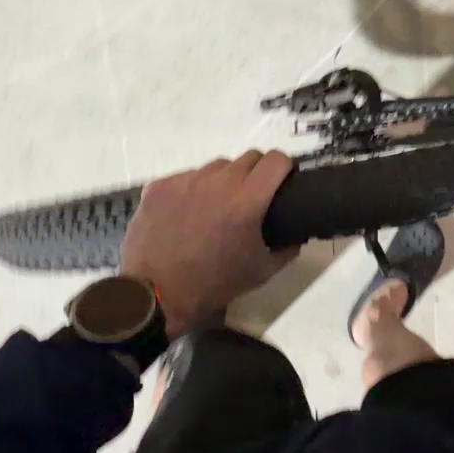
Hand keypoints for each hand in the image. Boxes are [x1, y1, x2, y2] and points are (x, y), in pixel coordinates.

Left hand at [119, 150, 299, 333]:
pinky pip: (186, 177)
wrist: (156, 295)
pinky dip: (193, 189)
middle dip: (257, 173)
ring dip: (225, 179)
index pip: (276, 160)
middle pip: (249, 157)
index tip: (283, 180)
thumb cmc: (214, 283)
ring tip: (217, 205)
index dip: (284, 167)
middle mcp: (218, 182)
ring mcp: (185, 181)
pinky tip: (188, 212)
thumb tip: (298, 236)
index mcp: (247, 200)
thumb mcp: (262, 271)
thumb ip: (288, 249)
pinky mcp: (159, 186)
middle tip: (252, 197)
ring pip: (217, 166)